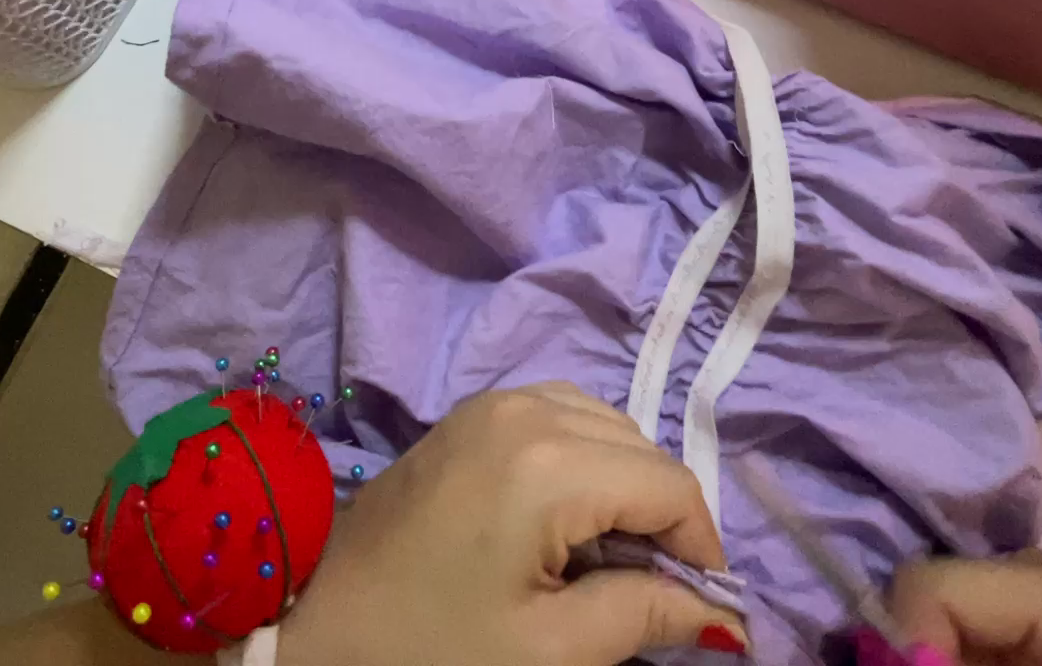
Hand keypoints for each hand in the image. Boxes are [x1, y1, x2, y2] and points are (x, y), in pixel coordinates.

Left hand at [281, 383, 748, 665]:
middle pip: (638, 445)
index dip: (701, 546)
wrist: (320, 617)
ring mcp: (493, 401)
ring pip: (601, 420)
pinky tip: (568, 507)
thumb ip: (643, 617)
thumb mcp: (548, 649)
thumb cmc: (431, 645)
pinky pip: (558, 412)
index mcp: (548, 462)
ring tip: (608, 551)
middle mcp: (526, 408)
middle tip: (649, 587)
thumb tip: (721, 616)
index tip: (700, 605)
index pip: (668, 483)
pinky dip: (584, 452)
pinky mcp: (472, 411)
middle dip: (661, 514)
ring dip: (624, 479)